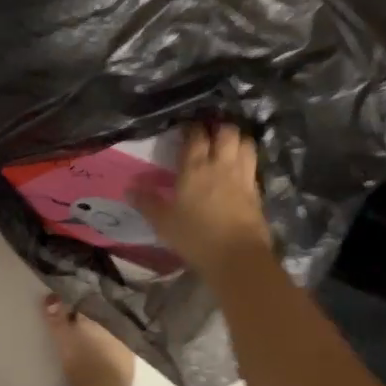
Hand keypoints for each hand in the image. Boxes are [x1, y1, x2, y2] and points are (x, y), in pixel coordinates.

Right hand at [134, 123, 271, 273]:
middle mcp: (222, 166)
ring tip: (227, 147)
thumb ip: (147, 203)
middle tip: (209, 134)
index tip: (185, 129)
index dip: (191, 128)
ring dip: (237, 140)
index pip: (196, 136)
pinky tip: (238, 170)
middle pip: (227, 132)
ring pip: (246, 144)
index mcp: (196, 168)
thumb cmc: (195, 237)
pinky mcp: (257, 192)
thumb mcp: (163, 223)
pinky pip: (253, 166)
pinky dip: (246, 161)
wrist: (237, 257)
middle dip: (219, 128)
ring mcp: (243, 177)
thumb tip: (129, 189)